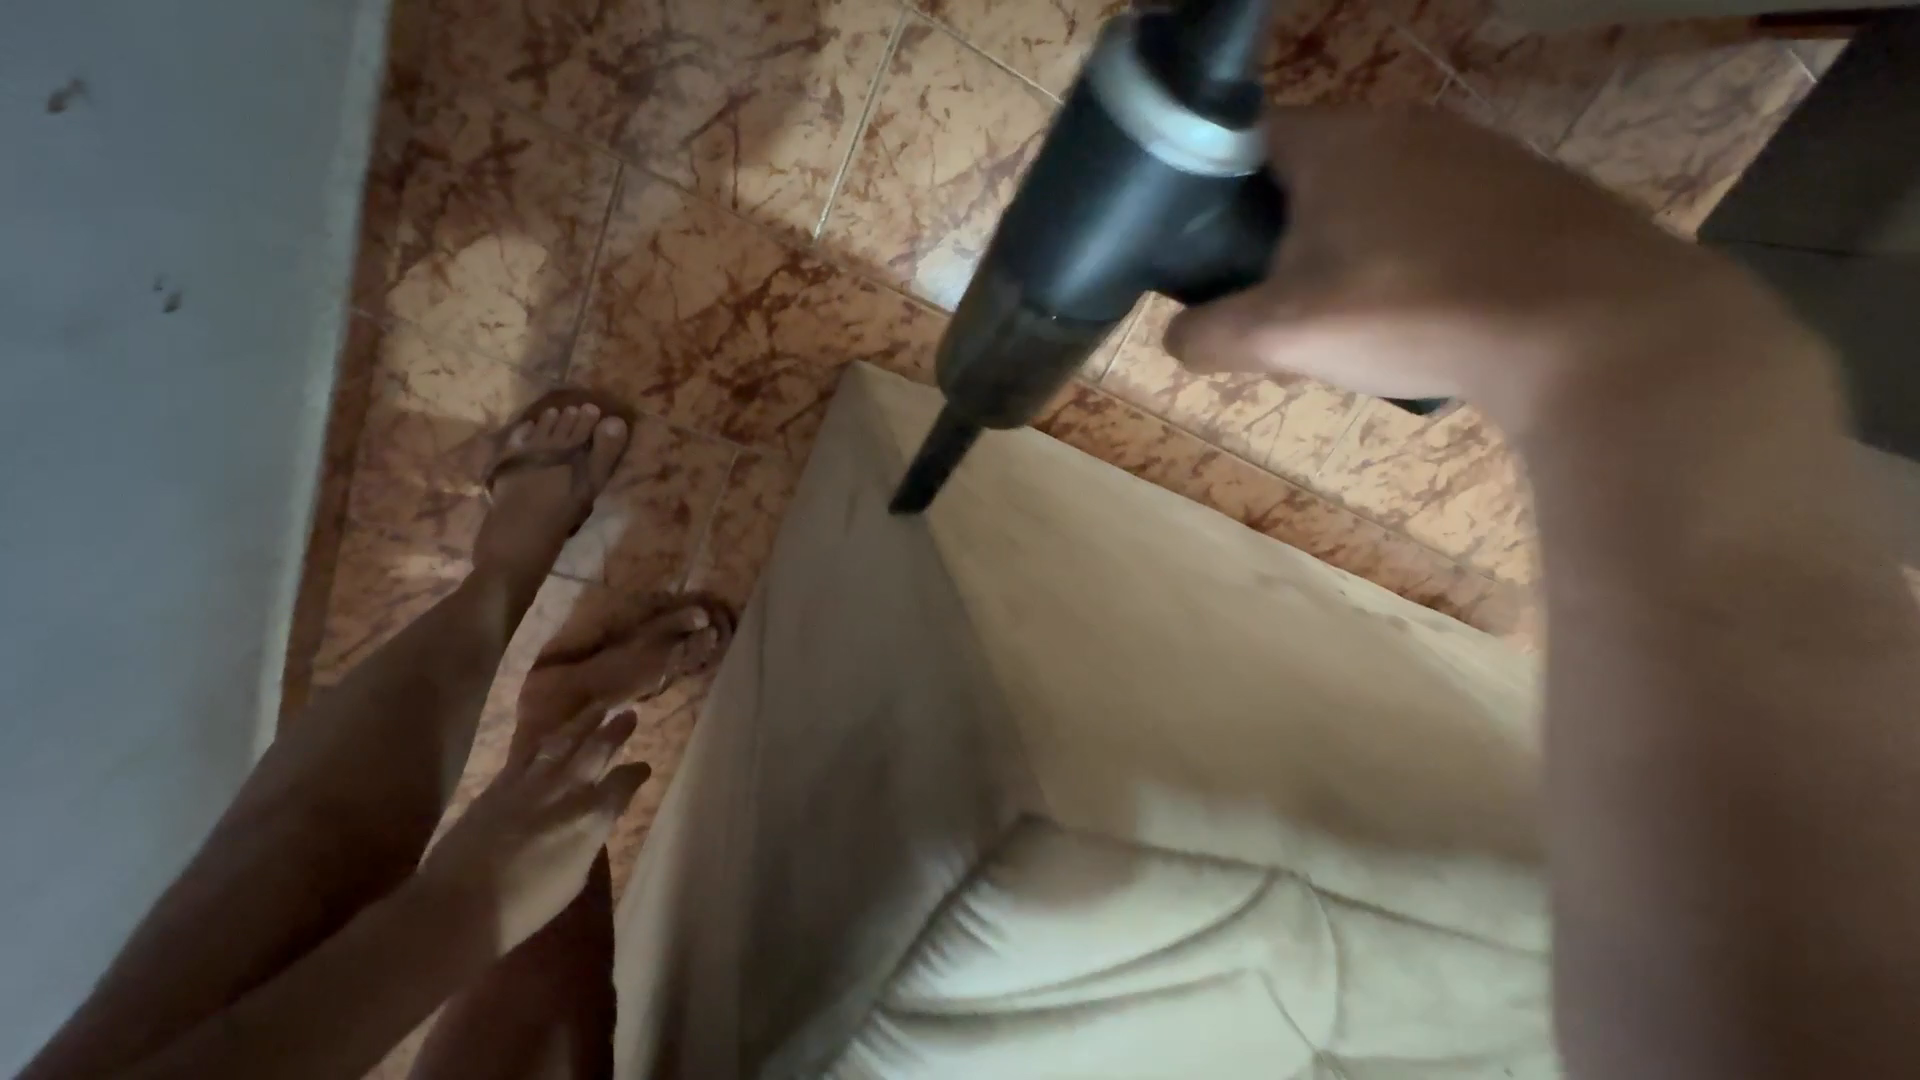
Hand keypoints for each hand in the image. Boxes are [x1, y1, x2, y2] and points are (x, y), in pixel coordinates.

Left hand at [417, 706, 649, 951]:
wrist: (458, 906)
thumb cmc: (526, 905)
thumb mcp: (575, 876)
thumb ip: (587, 840)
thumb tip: (592, 821)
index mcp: (592, 817)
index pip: (624, 783)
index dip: (636, 773)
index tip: (644, 767)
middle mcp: (567, 790)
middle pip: (597, 750)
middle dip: (616, 731)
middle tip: (629, 713)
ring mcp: (531, 784)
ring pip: (563, 742)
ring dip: (583, 722)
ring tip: (597, 706)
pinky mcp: (499, 785)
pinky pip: (528, 753)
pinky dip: (545, 740)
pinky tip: (551, 735)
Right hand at [1163, 107, 1789, 431]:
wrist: (1591, 330)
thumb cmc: (1410, 311)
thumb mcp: (1280, 336)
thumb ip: (1207, 337)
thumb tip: (1177, 339)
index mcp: (1337, 142)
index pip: (1243, 141)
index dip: (1209, 196)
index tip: (1204, 258)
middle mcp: (1404, 128)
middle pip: (1304, 177)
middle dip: (1273, 240)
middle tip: (1266, 307)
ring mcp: (1473, 156)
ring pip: (1367, 201)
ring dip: (1337, 255)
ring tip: (1340, 323)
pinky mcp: (1524, 194)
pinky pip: (1428, 221)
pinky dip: (1401, 262)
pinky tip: (1413, 317)